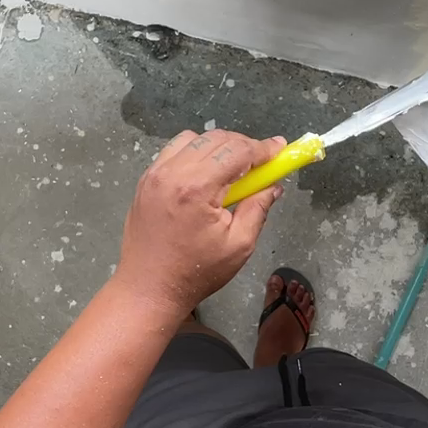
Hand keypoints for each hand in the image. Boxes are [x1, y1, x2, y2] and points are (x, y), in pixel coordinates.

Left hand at [115, 130, 285, 315]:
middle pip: (216, 139)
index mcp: (196, 189)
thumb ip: (258, 208)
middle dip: (244, 145)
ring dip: (218, 146)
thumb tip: (273, 185)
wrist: (148, 288)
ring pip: (193, 139)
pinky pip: (174, 150)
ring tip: (233, 169)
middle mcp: (172, 173)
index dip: (263, 148)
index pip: (237, 151)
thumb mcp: (239, 245)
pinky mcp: (146, 180)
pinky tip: (205, 174)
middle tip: (262, 163)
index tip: (281, 149)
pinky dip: (195, 152)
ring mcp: (154, 174)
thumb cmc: (196, 272)